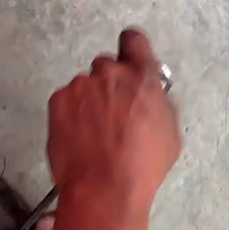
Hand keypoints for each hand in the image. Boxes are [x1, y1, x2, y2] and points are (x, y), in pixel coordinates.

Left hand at [46, 29, 181, 217]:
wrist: (104, 189)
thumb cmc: (143, 166)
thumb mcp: (170, 133)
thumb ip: (158, 102)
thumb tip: (150, 95)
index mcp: (141, 77)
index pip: (134, 40)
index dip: (132, 49)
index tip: (129, 60)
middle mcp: (109, 73)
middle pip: (107, 67)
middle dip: (109, 84)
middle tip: (111, 113)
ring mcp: (80, 85)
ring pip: (85, 86)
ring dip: (89, 101)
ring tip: (93, 134)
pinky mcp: (58, 100)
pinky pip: (66, 101)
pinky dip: (71, 114)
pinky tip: (78, 137)